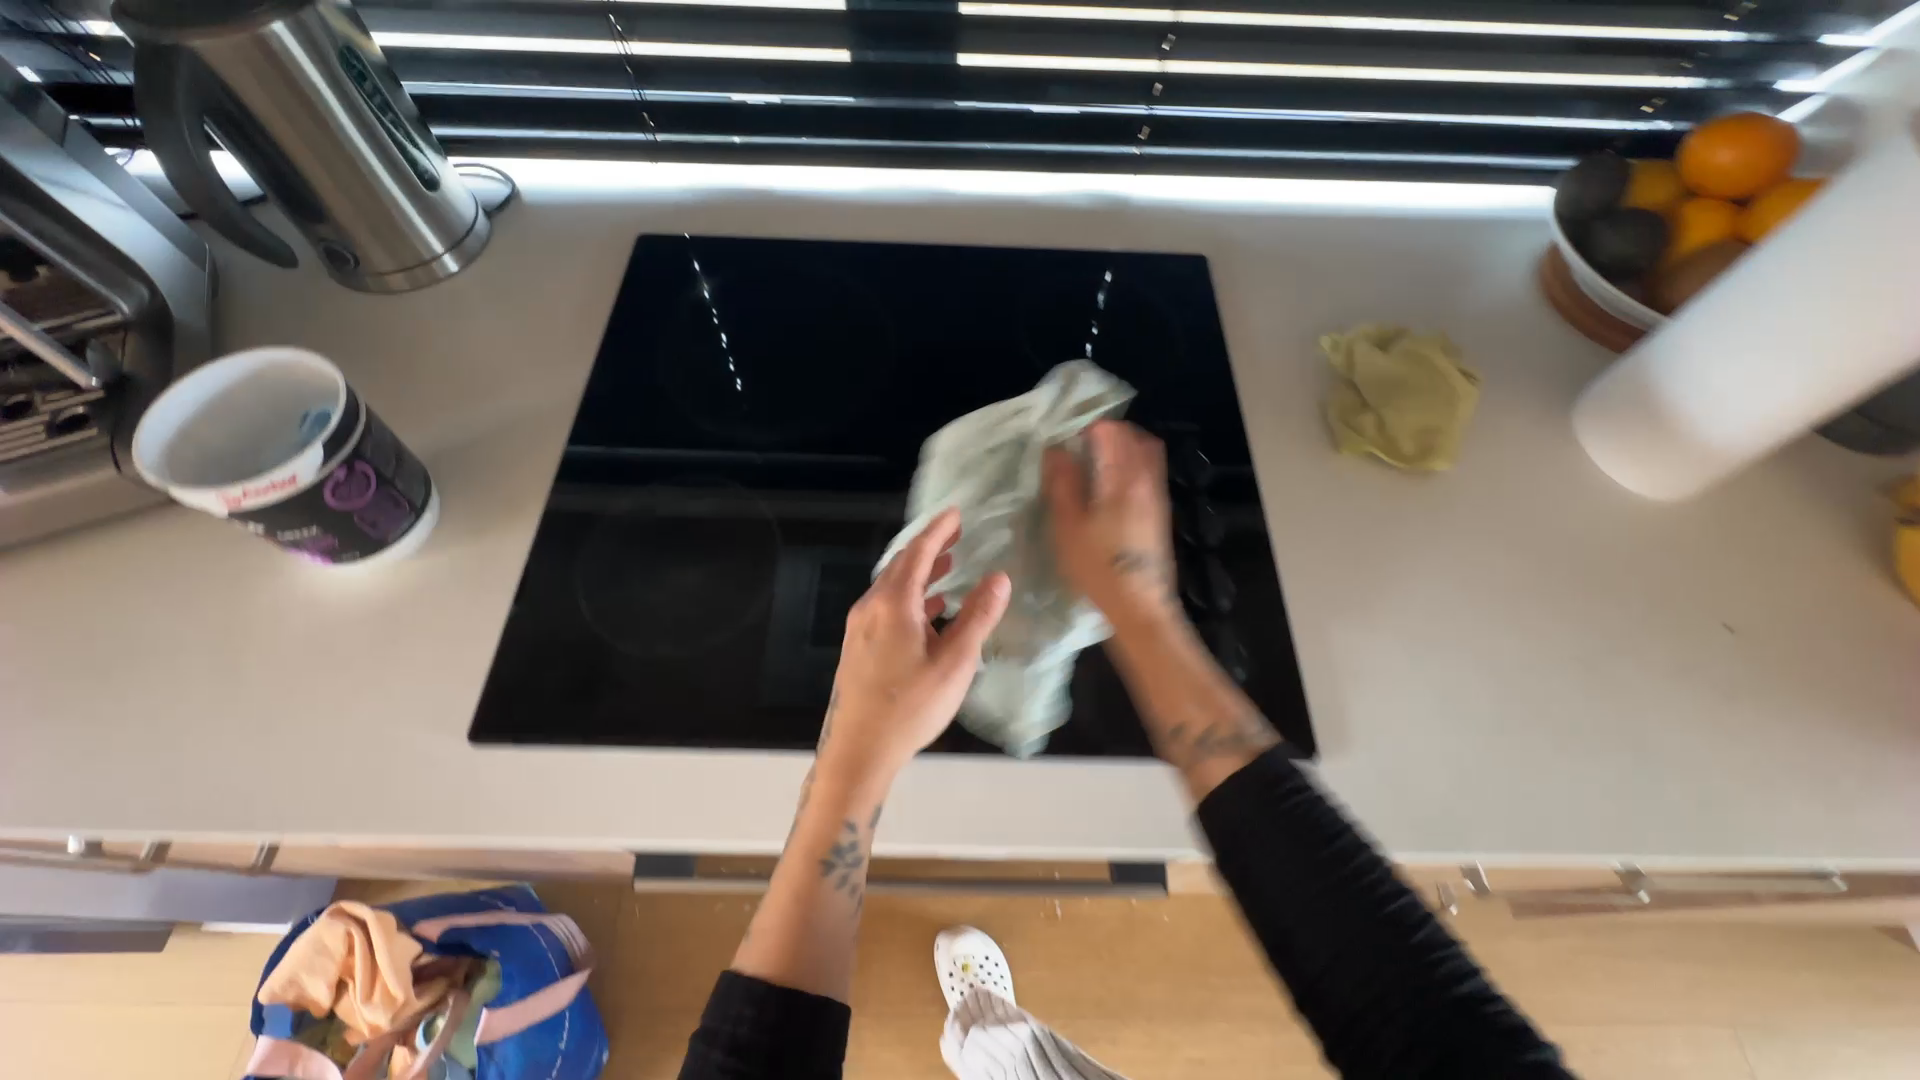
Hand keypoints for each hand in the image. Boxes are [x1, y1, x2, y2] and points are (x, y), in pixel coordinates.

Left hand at [817, 508, 1009, 792]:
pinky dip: (911, 599)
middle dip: (929, 548)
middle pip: (900, 566)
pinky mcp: (859, 648)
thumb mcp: (954, 662)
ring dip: (920, 574)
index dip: (938, 531)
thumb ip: (978, 617)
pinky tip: (929, 612)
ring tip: (948, 567)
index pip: (917, 553)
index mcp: (893, 604)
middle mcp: (871, 608)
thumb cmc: (911, 706)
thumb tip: (999, 578)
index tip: (956, 513)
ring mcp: (861, 629)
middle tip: (956, 534)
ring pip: (892, 588)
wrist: (858, 750)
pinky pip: (887, 608)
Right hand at [1044, 420, 1183, 635]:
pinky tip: (1114, 487)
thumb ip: (1062, 484)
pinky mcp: (1161, 513)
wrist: (1140, 605)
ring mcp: (1158, 497)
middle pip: (1136, 438)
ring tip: (1100, 461)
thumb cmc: (1098, 567)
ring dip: (1125, 448)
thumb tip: (1056, 450)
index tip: (1070, 441)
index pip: (1112, 432)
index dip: (1089, 429)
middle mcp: (1146, 481)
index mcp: (1123, 478)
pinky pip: (1151, 473)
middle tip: (1086, 443)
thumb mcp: (1068, 526)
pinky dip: (1134, 466)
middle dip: (1112, 432)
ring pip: (1148, 454)